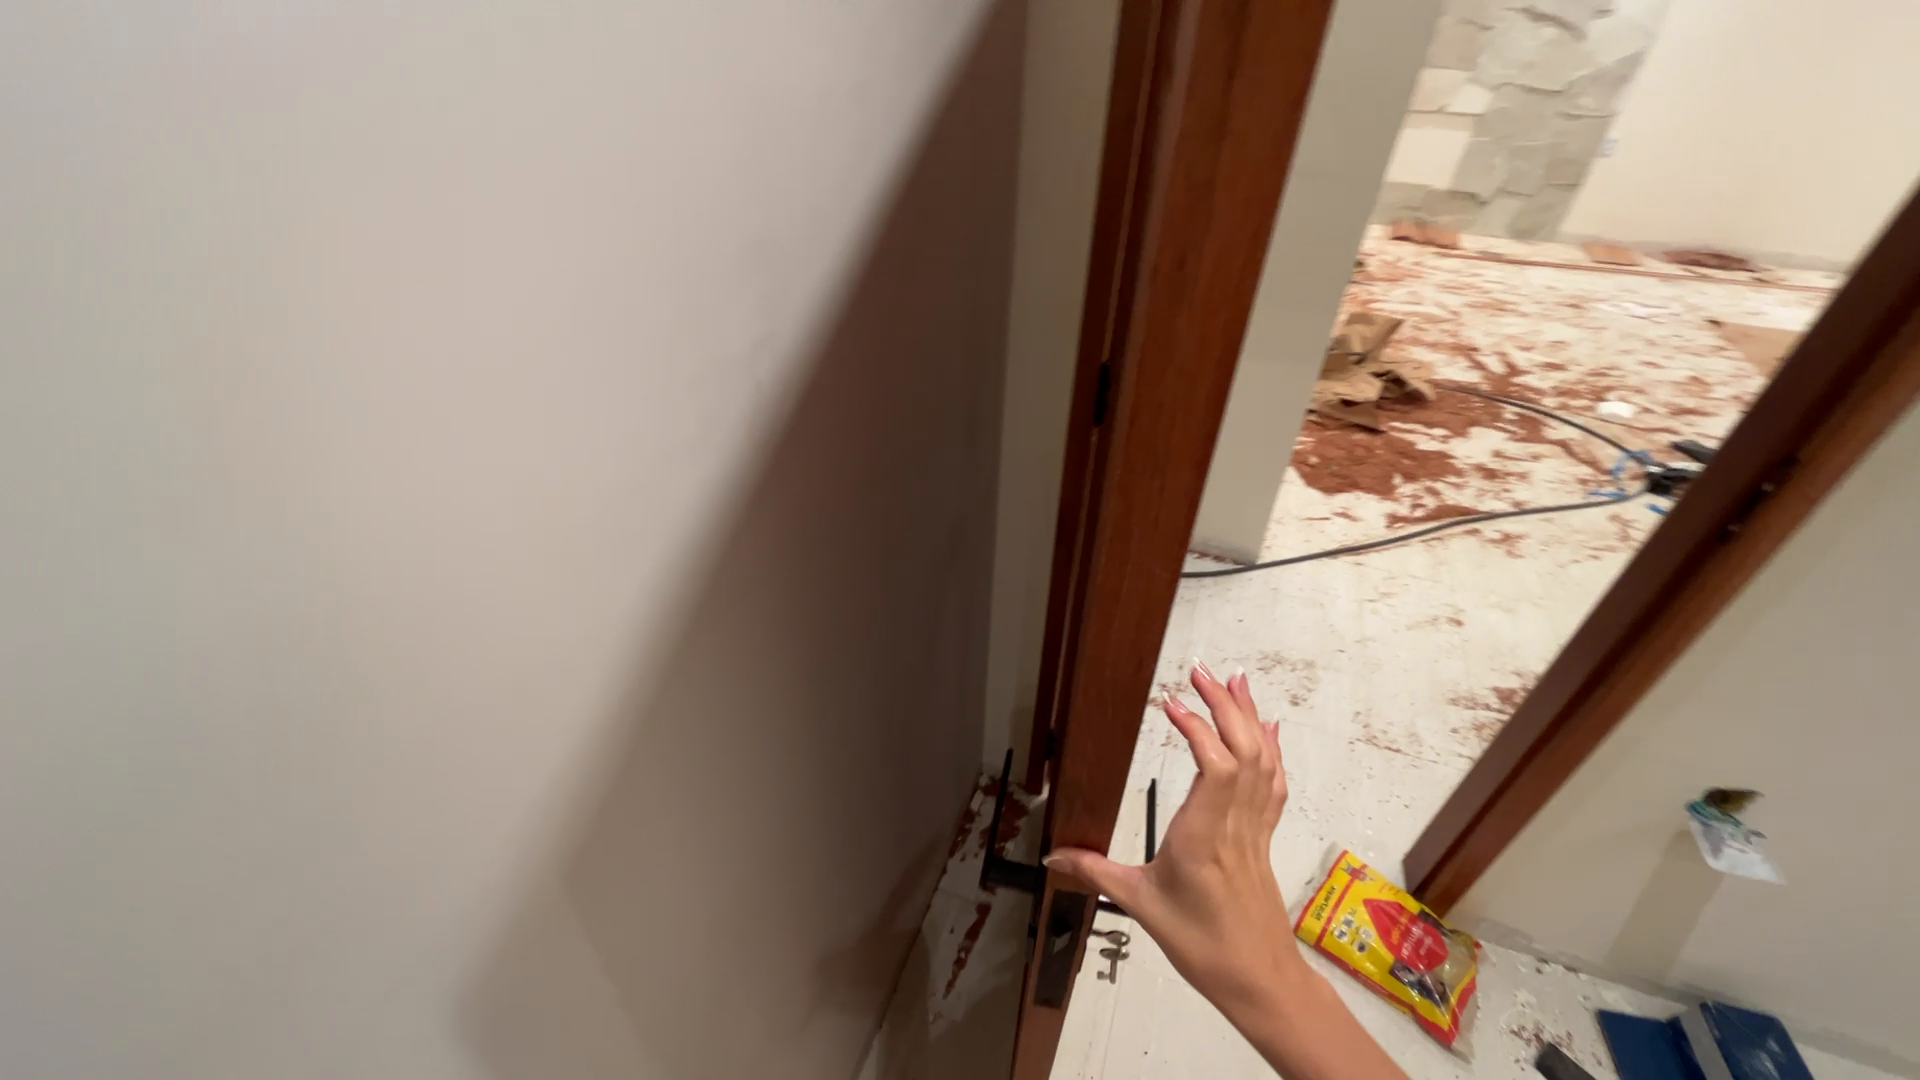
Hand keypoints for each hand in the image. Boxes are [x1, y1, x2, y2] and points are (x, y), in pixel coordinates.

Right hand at [1045, 660, 1301, 1011]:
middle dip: (1224, 705)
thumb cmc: (1204, 945)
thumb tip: (1053, 855)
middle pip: (1243, 750)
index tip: (1169, 702)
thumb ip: (1096, 873)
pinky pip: (1274, 783)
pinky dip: (1272, 747)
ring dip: (1249, 716)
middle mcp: (1234, 823)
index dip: (1197, 728)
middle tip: (1199, 670)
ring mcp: (1254, 827)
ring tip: (1233, 679)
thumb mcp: (1141, 906)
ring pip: (1264, 760)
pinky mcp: (1263, 835)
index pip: (1214, 766)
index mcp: (1203, 835)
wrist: (1262, 981)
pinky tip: (1268, 725)